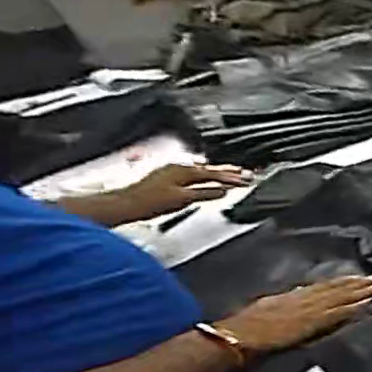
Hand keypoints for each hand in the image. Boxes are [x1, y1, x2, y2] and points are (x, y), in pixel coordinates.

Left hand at [117, 164, 253, 222]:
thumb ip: (206, 193)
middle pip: (209, 169)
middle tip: (245, 172)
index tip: (247, 179)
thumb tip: (224, 190)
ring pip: (200, 169)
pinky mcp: (163, 177)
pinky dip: (201, 173)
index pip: (216, 174)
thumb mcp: (184, 199)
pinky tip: (201, 173)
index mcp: (185, 171)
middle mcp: (177, 168)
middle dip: (227, 171)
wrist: (124, 204)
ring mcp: (169, 171)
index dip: (233, 177)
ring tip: (229, 171)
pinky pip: (190, 171)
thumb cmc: (150, 202)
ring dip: (216, 171)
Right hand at [218, 274, 371, 354]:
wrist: (240, 334)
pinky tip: (368, 303)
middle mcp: (305, 298)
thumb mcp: (267, 305)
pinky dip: (355, 306)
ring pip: (342, 297)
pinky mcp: (314, 321)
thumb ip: (286, 300)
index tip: (358, 277)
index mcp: (293, 295)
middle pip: (336, 288)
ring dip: (361, 291)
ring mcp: (311, 309)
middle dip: (357, 283)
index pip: (323, 286)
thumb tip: (296, 294)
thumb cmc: (246, 324)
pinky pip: (339, 312)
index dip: (342, 281)